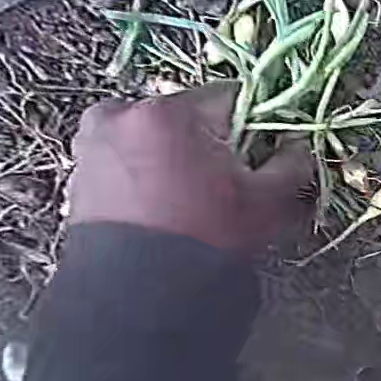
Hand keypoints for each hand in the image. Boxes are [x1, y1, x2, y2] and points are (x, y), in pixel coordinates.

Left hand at [66, 85, 313, 255]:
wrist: (140, 284)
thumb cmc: (210, 231)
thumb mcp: (270, 197)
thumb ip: (293, 161)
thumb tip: (299, 143)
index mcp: (170, 112)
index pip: (234, 96)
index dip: (260, 122)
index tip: (271, 150)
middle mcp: (123, 112)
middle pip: (194, 114)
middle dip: (219, 138)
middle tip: (238, 176)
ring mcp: (94, 138)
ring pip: (162, 133)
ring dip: (186, 152)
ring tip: (203, 190)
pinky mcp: (81, 166)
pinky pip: (134, 152)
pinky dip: (156, 167)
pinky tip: (174, 199)